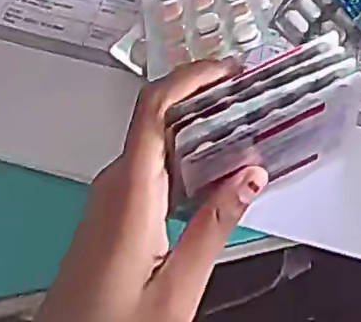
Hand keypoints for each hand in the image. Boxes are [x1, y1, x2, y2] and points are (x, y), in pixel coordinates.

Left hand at [39, 62, 268, 321]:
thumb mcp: (176, 291)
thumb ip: (215, 227)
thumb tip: (251, 175)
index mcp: (129, 193)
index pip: (154, 106)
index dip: (192, 75)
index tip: (226, 68)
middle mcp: (114, 185)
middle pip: (160, 116)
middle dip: (205, 96)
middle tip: (246, 95)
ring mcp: (110, 198)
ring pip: (157, 140)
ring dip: (198, 126)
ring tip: (239, 129)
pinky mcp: (112, 212)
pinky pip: (152, 164)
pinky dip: (186, 153)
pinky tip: (211, 170)